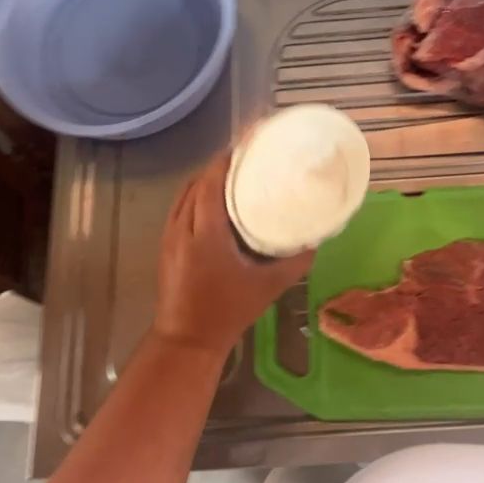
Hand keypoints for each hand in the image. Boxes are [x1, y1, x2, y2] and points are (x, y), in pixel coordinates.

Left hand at [152, 153, 315, 355]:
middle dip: (220, 164)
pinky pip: (180, 206)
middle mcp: (184, 227)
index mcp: (206, 232)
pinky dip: (196, 194)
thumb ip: (295, 262)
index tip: (247, 142)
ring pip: (186, 193)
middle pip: (198, 182)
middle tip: (247, 154)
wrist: (186, 340)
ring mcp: (171, 235)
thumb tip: (316, 239)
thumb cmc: (228, 311)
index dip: (227, 158)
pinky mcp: (167, 244)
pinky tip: (214, 197)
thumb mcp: (268, 287)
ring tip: (233, 170)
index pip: (212, 181)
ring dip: (207, 177)